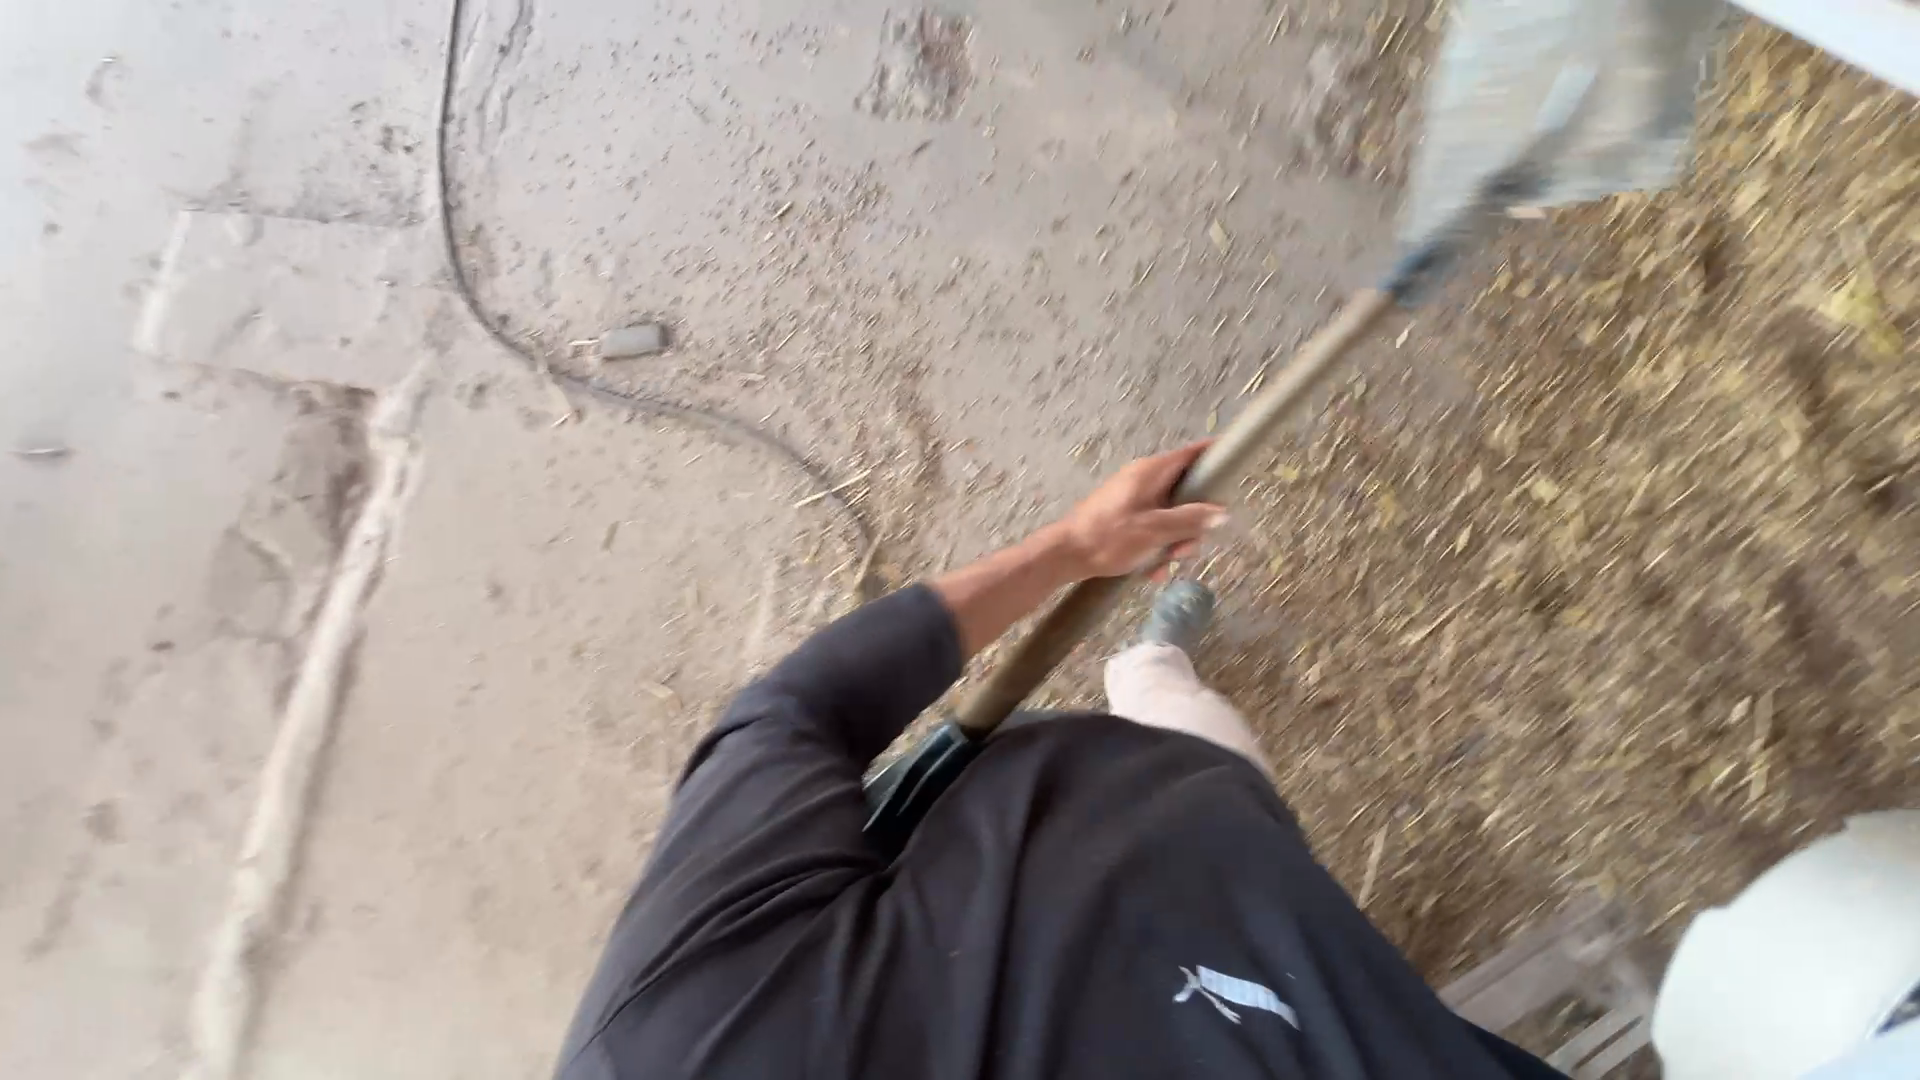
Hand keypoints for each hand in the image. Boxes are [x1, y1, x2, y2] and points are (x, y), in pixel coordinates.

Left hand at [1048, 440, 1227, 579]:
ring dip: (1173, 542)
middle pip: (1186, 493)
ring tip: (1162, 563)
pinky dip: (1155, 548)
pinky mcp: (1125, 517)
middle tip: (1184, 548)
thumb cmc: (1108, 537)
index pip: (1192, 454)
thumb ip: (1189, 520)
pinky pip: (1153, 528)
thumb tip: (1222, 513)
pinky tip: (1149, 570)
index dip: (1216, 456)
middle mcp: (1144, 480)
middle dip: (1192, 524)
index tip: (1236, 463)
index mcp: (1151, 472)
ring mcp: (1133, 499)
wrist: (1065, 554)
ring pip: (1171, 516)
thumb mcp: (1154, 530)